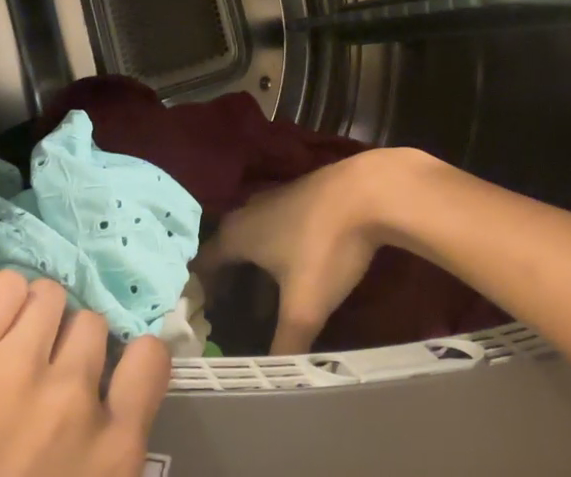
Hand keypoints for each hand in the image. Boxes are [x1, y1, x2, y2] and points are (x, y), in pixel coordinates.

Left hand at [0, 272, 168, 476]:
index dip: (125, 357)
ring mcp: (15, 370)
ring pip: (48, 296)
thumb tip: (104, 410)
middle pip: (90, 323)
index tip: (100, 369)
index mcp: (112, 452)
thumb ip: (99, 455)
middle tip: (33, 369)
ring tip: (0, 343)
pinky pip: (1, 287)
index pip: (150, 360)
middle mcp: (74, 398)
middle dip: (66, 340)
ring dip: (31, 314)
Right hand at [197, 148, 431, 353]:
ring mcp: (275, 201)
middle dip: (227, 289)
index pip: (201, 267)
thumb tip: (270, 379)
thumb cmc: (326, 247)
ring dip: (254, 275)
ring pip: (254, 244)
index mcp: (235, 234)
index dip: (199, 296)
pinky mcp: (301, 197)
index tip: (199, 325)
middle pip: (227, 255)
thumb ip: (285, 346)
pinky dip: (276, 258)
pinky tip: (294, 278)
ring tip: (263, 311)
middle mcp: (247, 213)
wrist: (371, 192)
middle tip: (228, 323)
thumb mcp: (305, 306)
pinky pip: (276, 233)